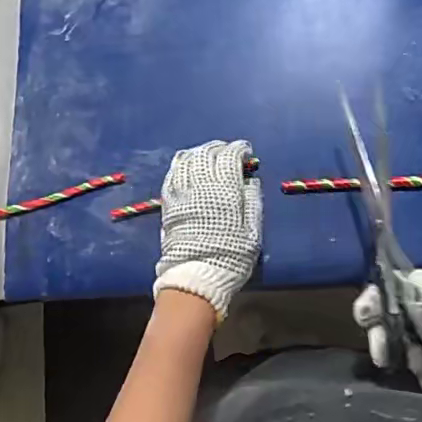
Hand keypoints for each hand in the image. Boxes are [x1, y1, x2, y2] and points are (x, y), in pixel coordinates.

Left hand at [153, 140, 260, 317]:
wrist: (196, 274)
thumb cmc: (229, 255)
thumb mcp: (252, 232)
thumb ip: (252, 202)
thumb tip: (250, 181)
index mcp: (225, 191)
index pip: (229, 157)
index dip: (238, 149)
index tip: (245, 150)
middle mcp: (201, 186)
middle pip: (206, 155)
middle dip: (218, 148)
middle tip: (226, 149)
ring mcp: (181, 193)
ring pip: (186, 161)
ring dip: (198, 153)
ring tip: (206, 153)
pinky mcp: (168, 203)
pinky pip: (172, 175)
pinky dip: (180, 165)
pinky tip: (186, 164)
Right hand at [355, 271, 421, 421]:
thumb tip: (407, 279)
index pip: (396, 290)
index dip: (377, 299)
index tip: (366, 314)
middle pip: (394, 316)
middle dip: (384, 332)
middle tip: (381, 354)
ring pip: (404, 342)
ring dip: (402, 356)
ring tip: (419, 372)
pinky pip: (419, 364)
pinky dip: (420, 374)